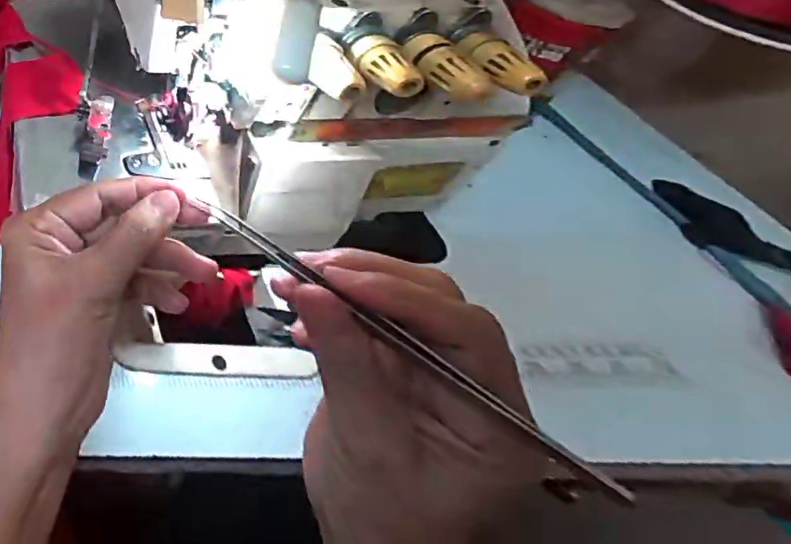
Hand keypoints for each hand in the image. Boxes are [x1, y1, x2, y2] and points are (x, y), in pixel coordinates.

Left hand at [0, 178, 216, 450]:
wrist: (40, 420)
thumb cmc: (50, 348)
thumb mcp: (93, 283)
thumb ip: (132, 236)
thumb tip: (164, 200)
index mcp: (40, 228)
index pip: (99, 196)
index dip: (143, 193)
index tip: (183, 195)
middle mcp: (56, 244)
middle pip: (119, 223)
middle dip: (161, 232)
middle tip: (203, 224)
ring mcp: (76, 272)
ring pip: (130, 251)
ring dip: (166, 261)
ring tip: (201, 274)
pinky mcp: (93, 297)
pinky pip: (129, 278)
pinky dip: (153, 285)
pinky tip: (175, 298)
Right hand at [272, 250, 540, 543]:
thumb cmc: (384, 520)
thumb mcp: (366, 443)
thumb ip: (345, 361)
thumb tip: (313, 291)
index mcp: (495, 415)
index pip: (464, 330)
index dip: (403, 295)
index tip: (340, 282)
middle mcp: (475, 381)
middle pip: (432, 301)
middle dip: (366, 278)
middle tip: (311, 271)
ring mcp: (435, 366)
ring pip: (397, 296)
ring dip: (342, 282)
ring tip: (295, 280)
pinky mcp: (399, 357)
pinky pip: (368, 311)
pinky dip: (330, 301)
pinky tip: (301, 305)